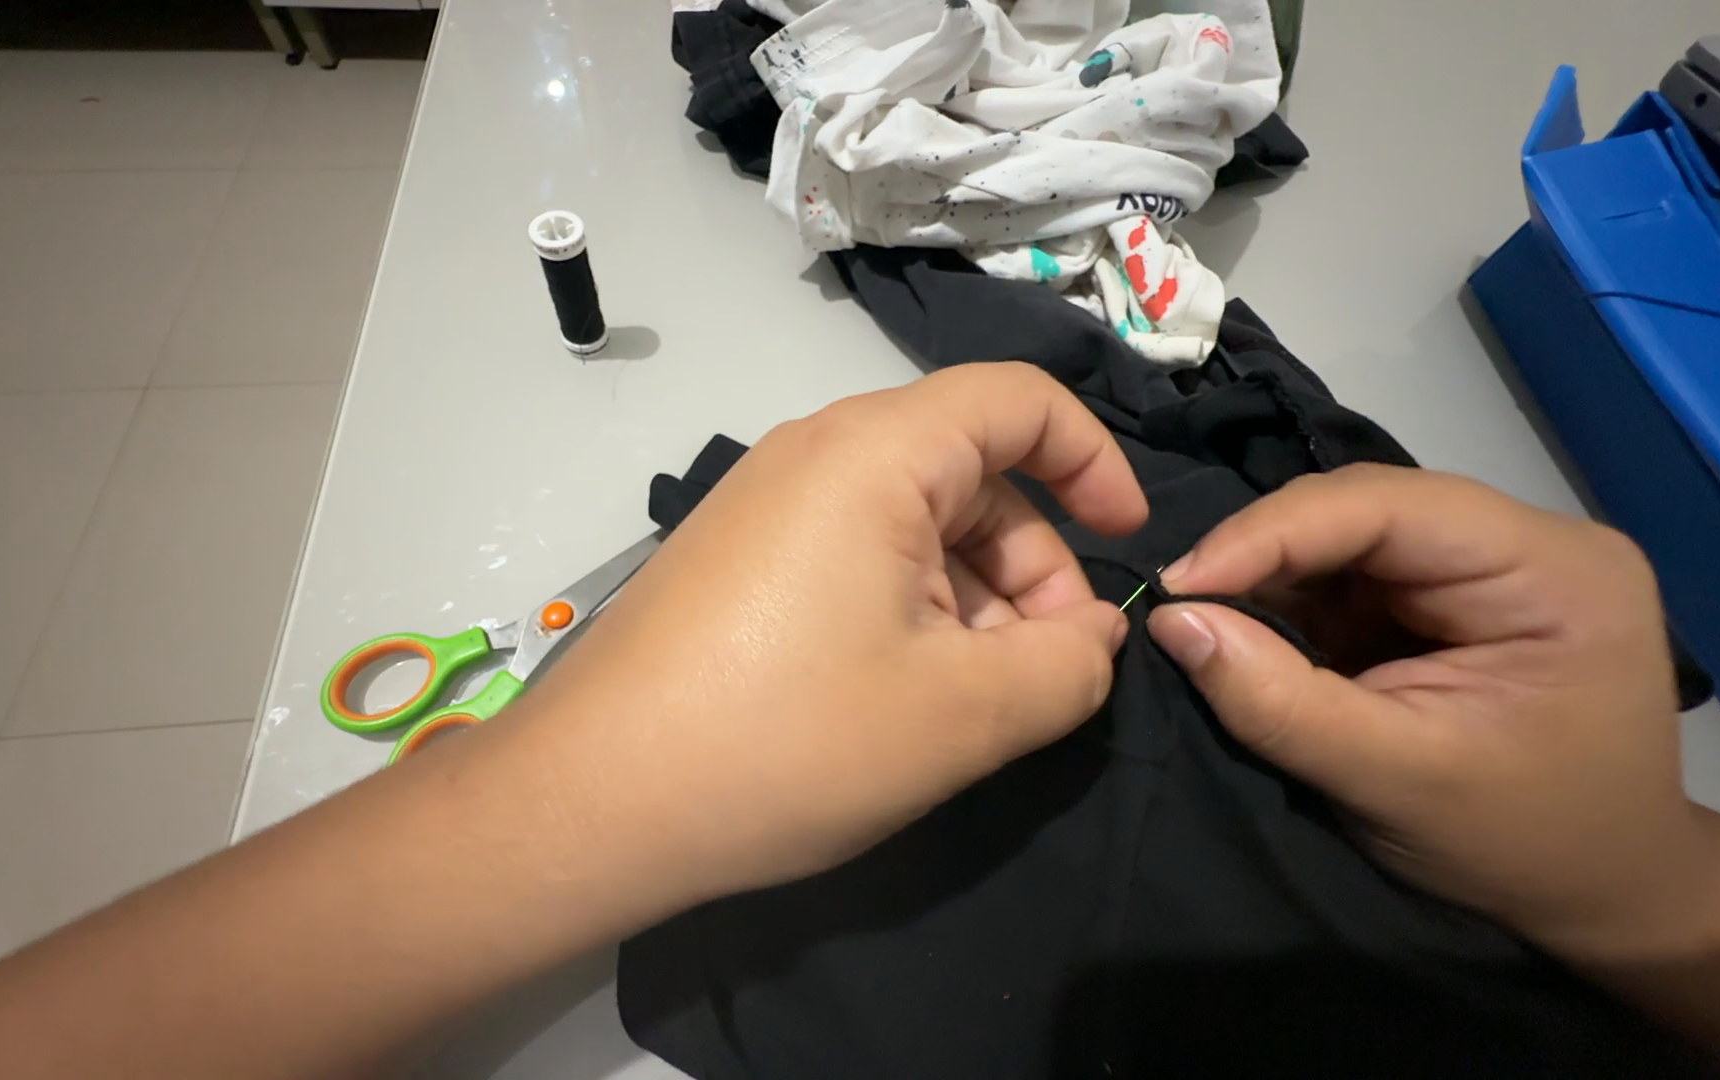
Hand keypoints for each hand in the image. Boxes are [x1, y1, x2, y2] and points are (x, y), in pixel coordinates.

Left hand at [514, 362, 1145, 903]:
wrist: (594, 798)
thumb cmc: (786, 740)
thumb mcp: (960, 715)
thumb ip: (1066, 665)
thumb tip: (1092, 634)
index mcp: (872, 452)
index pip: (1016, 400)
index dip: (1091, 459)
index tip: (1125, 540)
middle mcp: (813, 454)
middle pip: (968, 475)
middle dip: (1028, 566)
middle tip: (1040, 670)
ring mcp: (767, 504)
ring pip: (912, 525)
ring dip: (968, 599)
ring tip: (967, 699)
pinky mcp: (740, 557)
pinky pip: (854, 556)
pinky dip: (904, 608)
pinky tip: (897, 692)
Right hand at [1144, 464, 1719, 960]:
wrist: (1586, 885)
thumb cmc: (1516, 842)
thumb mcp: (1389, 780)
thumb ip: (1276, 700)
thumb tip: (1170, 620)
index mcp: (1549, 573)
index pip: (1383, 507)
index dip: (1266, 534)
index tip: (1176, 587)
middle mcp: (1514, 543)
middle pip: (1352, 504)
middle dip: (1255, 549)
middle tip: (1179, 603)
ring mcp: (1467, 560)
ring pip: (1329, 526)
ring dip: (1257, 570)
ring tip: (1203, 617)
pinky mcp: (1423, 588)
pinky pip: (1326, 564)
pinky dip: (1271, 592)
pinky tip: (1244, 627)